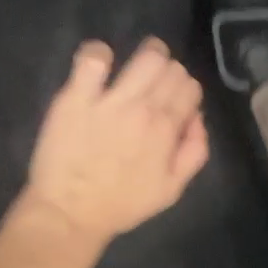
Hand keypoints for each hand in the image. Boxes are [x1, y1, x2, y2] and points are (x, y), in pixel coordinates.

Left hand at [21, 37, 208, 244]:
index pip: (190, 87)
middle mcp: (144, 109)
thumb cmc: (121, 204)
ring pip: (147, 57)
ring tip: (135, 69)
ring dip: (147, 55)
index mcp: (167, 129)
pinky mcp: (76, 97)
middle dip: (169, 73)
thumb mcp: (171, 190)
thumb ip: (194, 153)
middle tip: (154, 87)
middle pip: (172, 68)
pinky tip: (99, 65)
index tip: (173, 100)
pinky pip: (93, 59)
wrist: (69, 213)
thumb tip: (197, 118)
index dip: (184, 91)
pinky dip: (98, 54)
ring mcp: (110, 100)